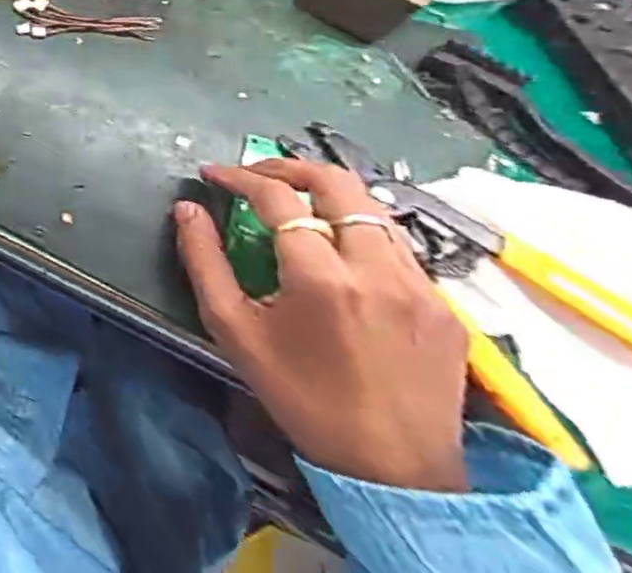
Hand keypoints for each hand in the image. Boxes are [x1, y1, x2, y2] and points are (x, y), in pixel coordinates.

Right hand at [173, 159, 470, 491]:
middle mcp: (379, 271)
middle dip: (287, 166)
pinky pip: (396, 244)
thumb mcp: (230, 326)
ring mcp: (421, 287)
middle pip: (340, 184)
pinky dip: (356, 227)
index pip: (279, 198)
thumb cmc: (296, 392)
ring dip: (325, 194)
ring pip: (373, 208)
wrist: (392, 464)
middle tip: (252, 173)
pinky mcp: (443, 304)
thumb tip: (188, 209)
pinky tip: (332, 246)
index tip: (211, 174)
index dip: (239, 176)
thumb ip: (203, 260)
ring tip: (289, 201)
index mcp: (322, 279)